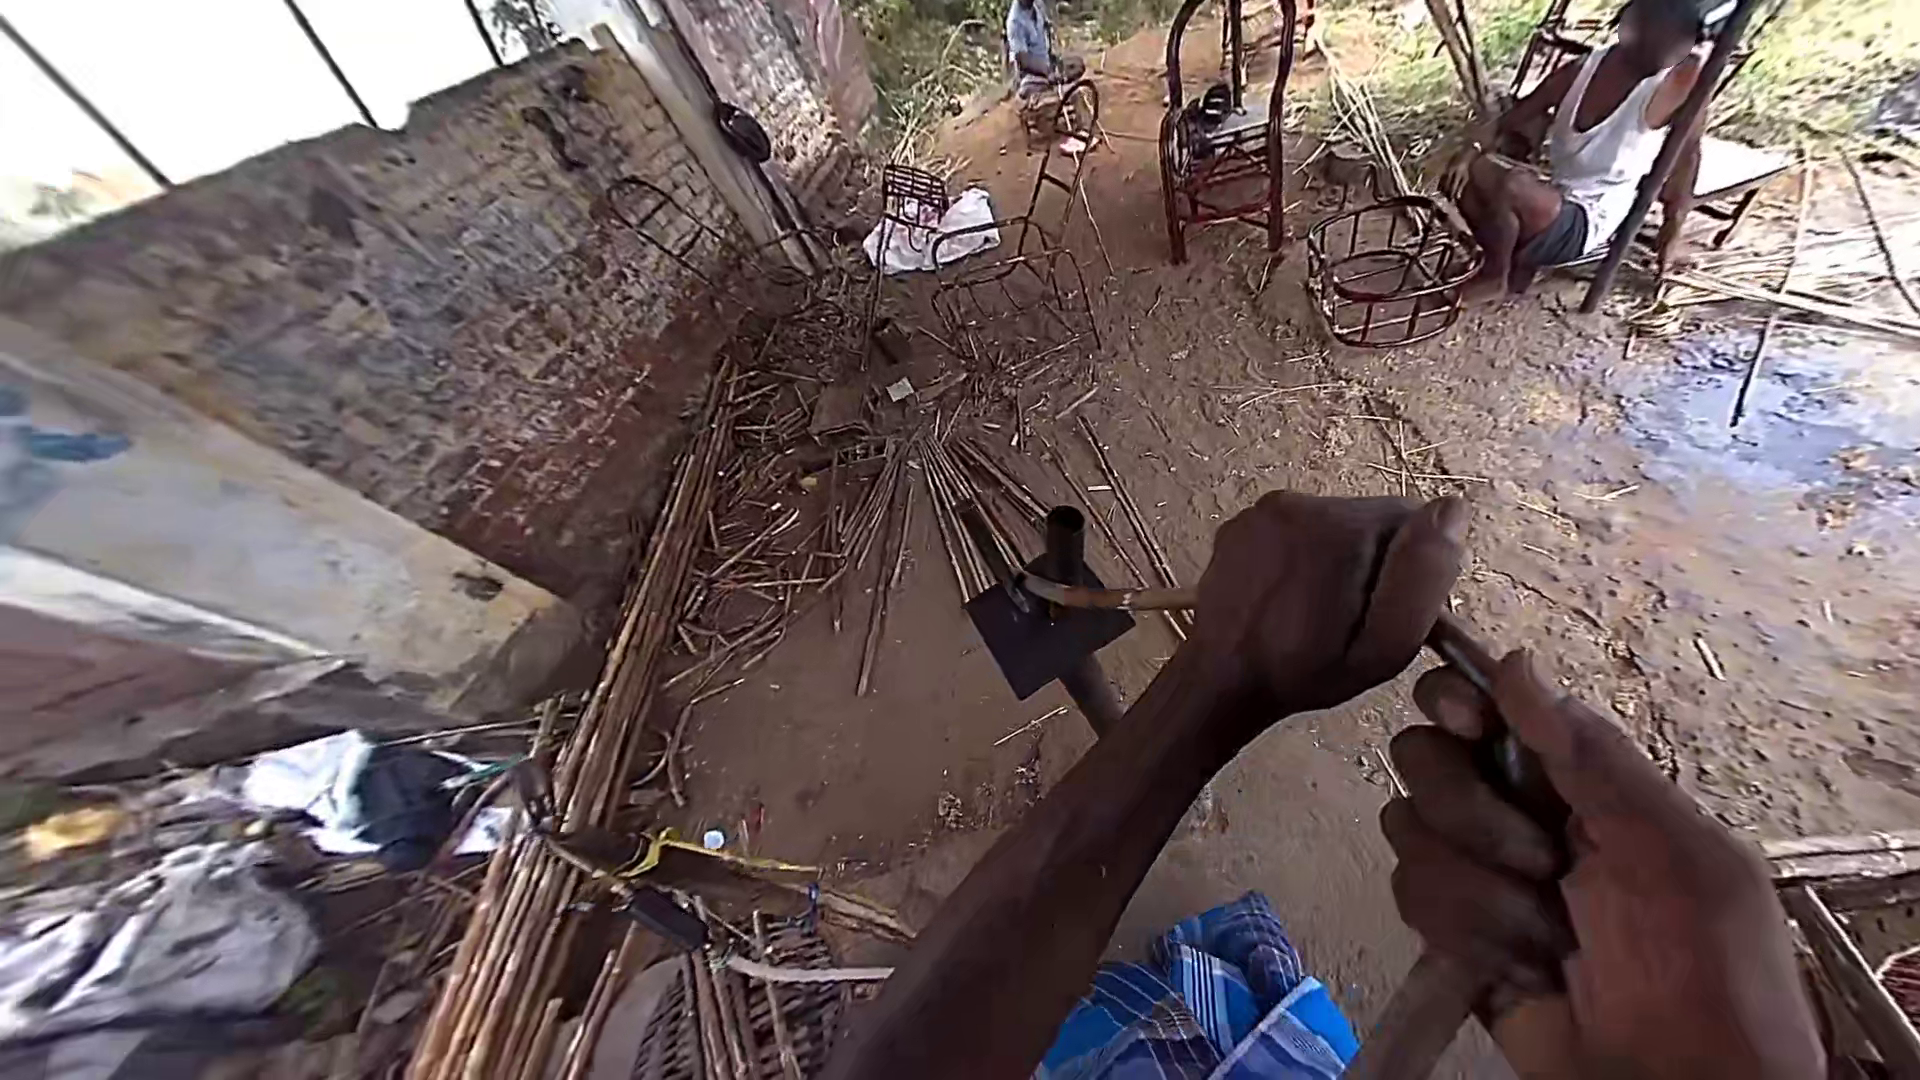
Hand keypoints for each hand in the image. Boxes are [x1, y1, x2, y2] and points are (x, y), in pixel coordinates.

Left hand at [1186, 493, 1465, 725]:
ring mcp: (1258, 512)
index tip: (1384, 608)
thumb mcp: (1385, 643)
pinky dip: (1295, 556)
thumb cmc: (1304, 670)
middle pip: (1368, 519)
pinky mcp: (1236, 525)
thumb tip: (1450, 509)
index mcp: (1336, 526)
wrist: (1220, 675)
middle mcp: (1294, 503)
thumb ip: (1424, 576)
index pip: (1413, 520)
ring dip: (1333, 559)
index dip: (1412, 568)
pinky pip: (1290, 530)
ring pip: (1329, 524)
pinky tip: (1282, 595)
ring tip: (1311, 608)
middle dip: (1372, 562)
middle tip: (1347, 614)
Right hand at [1383, 651, 1825, 1079]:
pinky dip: (1463, 930)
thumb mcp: (1683, 857)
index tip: (1465, 723)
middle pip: (1416, 754)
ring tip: (1543, 935)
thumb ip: (1598, 758)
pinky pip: (1406, 887)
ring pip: (1403, 823)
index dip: (1448, 698)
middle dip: (1470, 814)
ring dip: (1477, 889)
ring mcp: (1458, 855)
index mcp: (1552, 775)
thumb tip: (1513, 660)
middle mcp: (1492, 800)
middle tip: (1538, 862)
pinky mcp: (1435, 910)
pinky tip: (1514, 961)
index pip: (1464, 698)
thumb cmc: (1701, 968)